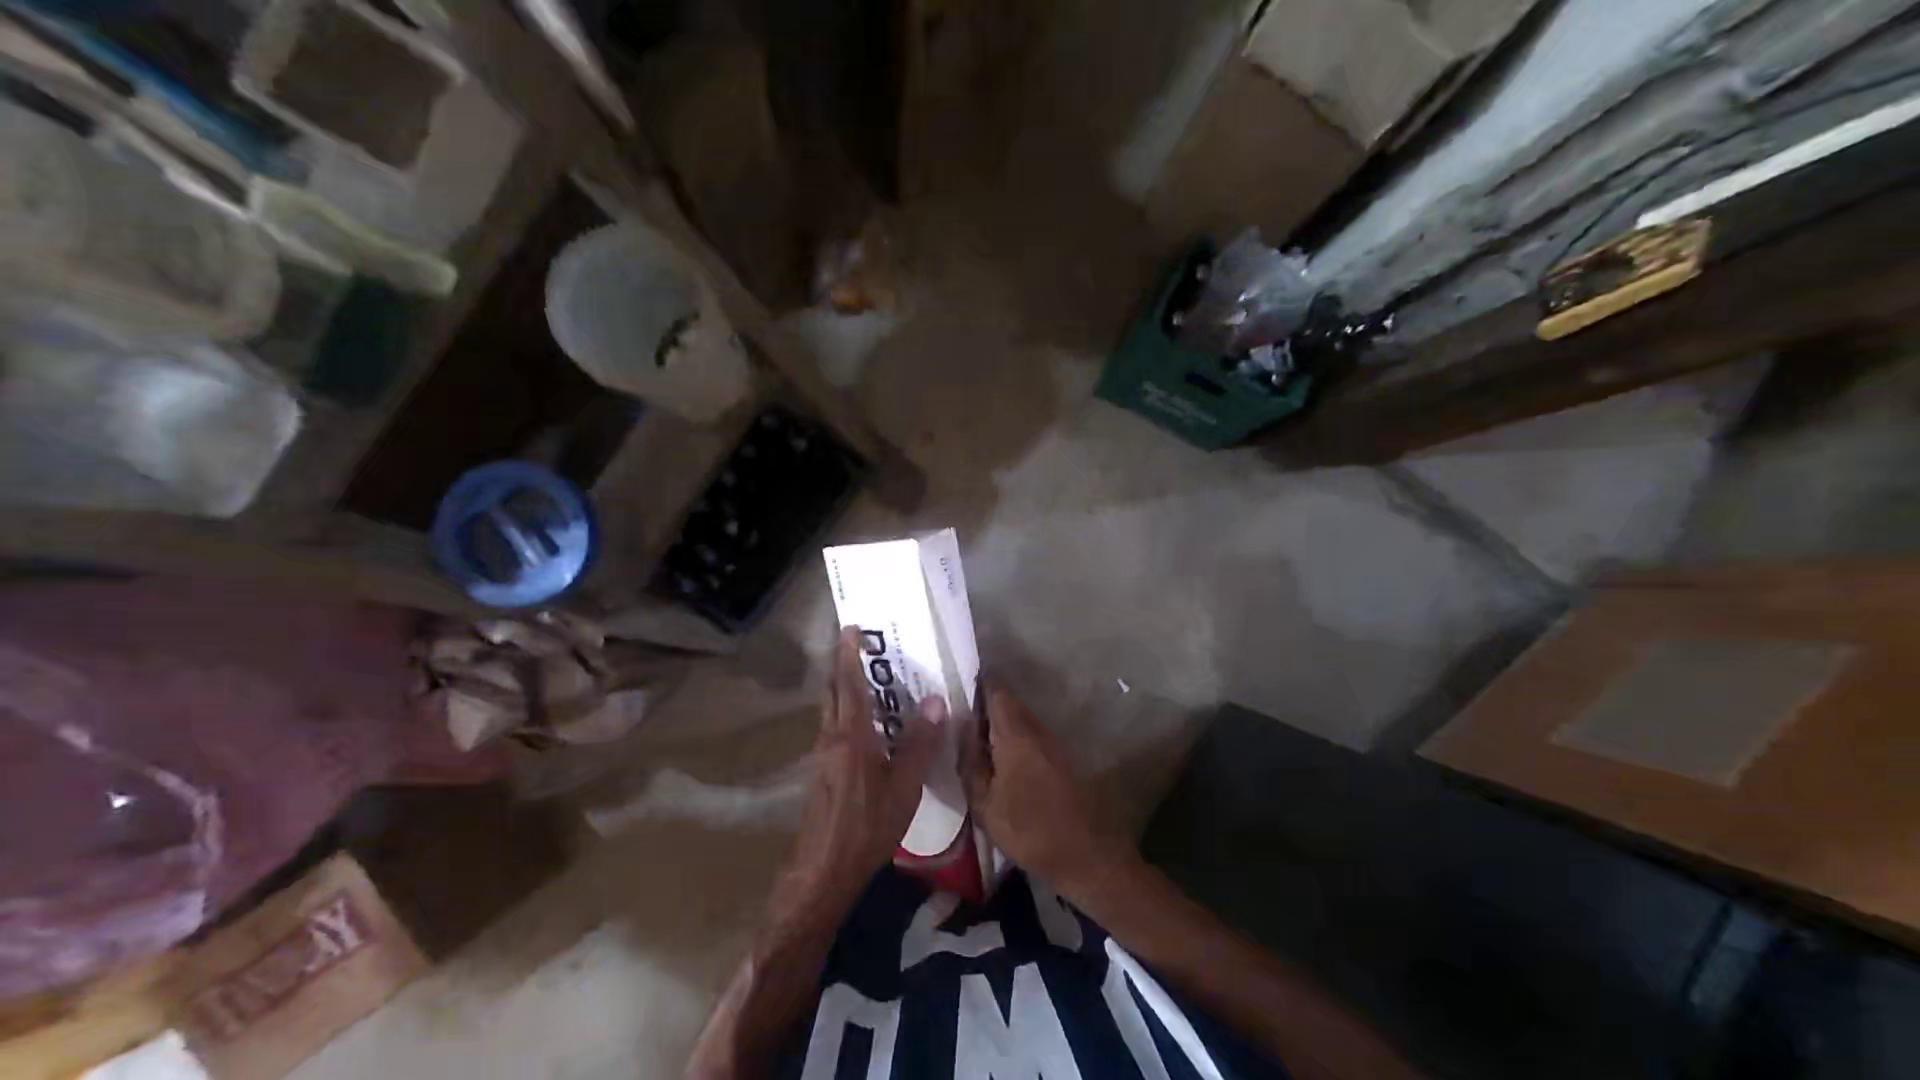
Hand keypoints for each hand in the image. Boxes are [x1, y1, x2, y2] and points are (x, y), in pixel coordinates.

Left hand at [783, 628, 944, 909]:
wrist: (826, 868)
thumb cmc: (868, 825)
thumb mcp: (904, 785)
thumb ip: (919, 742)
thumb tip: (936, 701)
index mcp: (850, 735)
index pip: (848, 683)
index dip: (849, 654)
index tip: (851, 628)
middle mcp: (830, 737)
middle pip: (832, 692)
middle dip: (842, 665)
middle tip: (861, 645)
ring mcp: (821, 755)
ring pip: (830, 710)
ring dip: (843, 689)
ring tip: (867, 680)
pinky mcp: (821, 771)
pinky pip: (832, 728)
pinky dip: (845, 713)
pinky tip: (866, 726)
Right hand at [962, 678, 1135, 898]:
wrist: (1088, 856)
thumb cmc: (1030, 832)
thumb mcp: (985, 804)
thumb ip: (970, 760)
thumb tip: (961, 725)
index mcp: (1016, 734)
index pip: (996, 690)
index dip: (976, 684)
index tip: (956, 689)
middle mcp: (1038, 730)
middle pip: (1010, 704)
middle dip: (985, 707)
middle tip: (959, 721)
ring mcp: (1055, 743)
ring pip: (1022, 721)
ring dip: (1001, 726)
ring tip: (976, 743)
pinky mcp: (1064, 759)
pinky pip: (1033, 737)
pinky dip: (1015, 741)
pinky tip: (1002, 763)